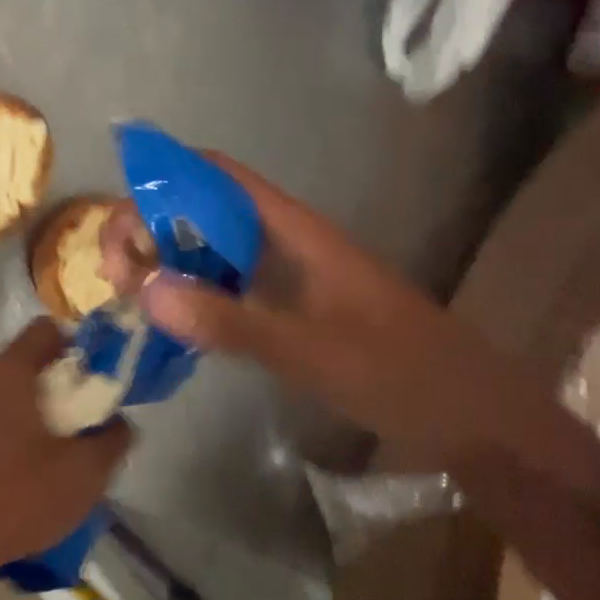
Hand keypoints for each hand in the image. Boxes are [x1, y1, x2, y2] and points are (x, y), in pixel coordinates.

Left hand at [0, 320, 132, 583]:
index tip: (98, 382)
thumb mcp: (82, 475)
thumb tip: (118, 420)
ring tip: (55, 455)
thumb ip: (110, 439)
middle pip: (25, 362)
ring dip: (31, 412)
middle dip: (57, 388)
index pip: (46, 330)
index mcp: (6, 369)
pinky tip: (19, 469)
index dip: (78, 348)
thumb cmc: (14, 495)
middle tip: (82, 427)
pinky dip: (5, 428)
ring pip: (3, 390)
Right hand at [98, 153, 555, 467]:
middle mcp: (277, 239)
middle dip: (144, 229)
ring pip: (201, 245)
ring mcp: (281, 272)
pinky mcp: (284, 305)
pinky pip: (216, 281)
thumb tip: (143, 290)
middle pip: (193, 207)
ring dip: (159, 261)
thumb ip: (227, 320)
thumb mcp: (312, 350)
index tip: (118, 221)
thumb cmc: (405, 373)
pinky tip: (167, 321)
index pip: (210, 174)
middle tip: (118, 278)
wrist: (482, 426)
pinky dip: (183, 290)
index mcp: (289, 228)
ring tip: (131, 298)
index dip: (158, 176)